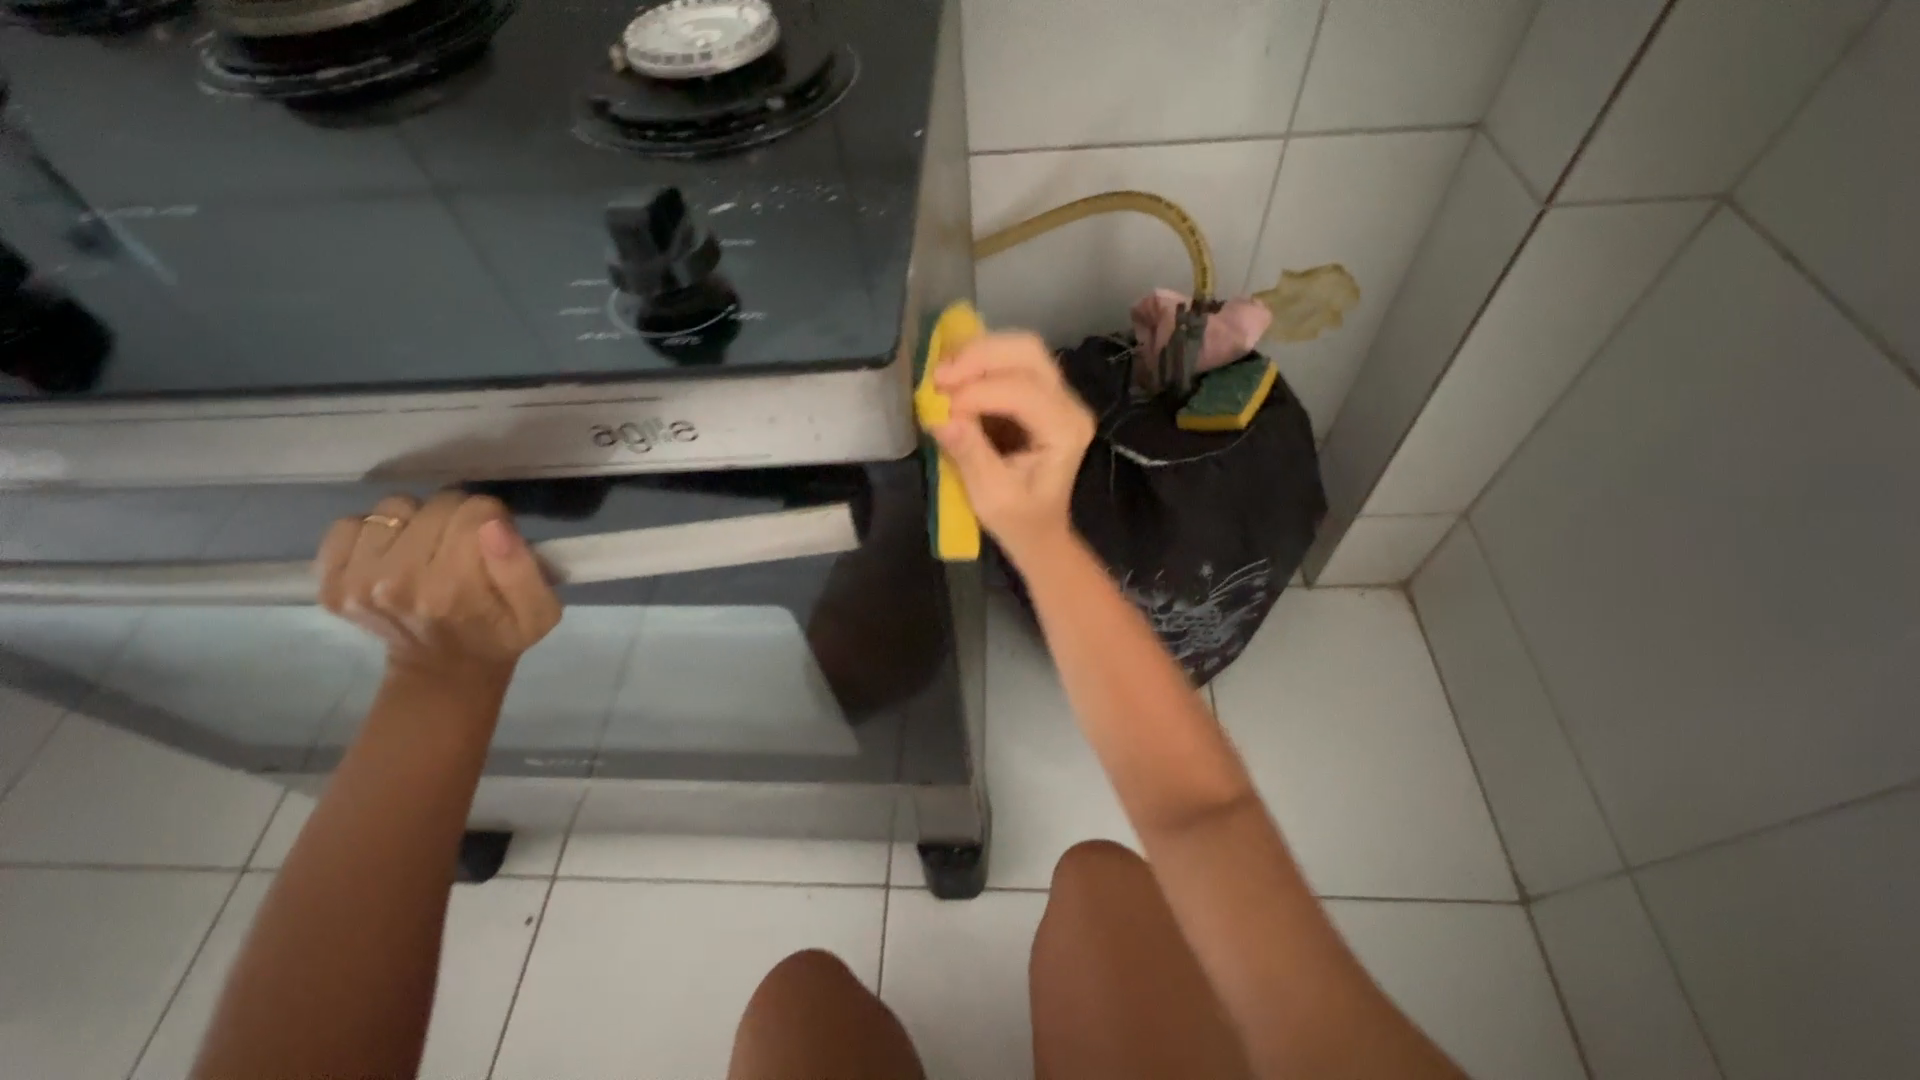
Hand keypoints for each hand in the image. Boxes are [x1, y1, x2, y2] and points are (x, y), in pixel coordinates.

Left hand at [317, 491, 561, 685]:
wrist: (445, 672)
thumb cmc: (501, 635)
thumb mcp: (539, 611)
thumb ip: (523, 568)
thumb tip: (493, 525)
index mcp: (452, 588)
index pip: (476, 511)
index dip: (493, 518)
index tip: (496, 540)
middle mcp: (397, 582)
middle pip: (436, 506)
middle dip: (458, 517)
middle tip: (465, 546)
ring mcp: (358, 584)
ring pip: (394, 509)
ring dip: (417, 522)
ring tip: (429, 550)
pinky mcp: (331, 585)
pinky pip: (348, 525)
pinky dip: (374, 532)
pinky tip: (393, 554)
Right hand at [931, 332, 1094, 563]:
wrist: (1039, 531)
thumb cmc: (1019, 520)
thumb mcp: (991, 498)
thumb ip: (970, 454)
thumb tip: (941, 418)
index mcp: (1066, 432)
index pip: (1024, 392)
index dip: (979, 392)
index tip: (941, 407)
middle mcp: (1068, 404)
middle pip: (1028, 353)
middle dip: (979, 357)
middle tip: (938, 378)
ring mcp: (1057, 394)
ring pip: (1020, 348)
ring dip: (977, 355)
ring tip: (941, 376)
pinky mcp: (1039, 392)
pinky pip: (1011, 360)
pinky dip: (979, 362)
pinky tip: (953, 377)